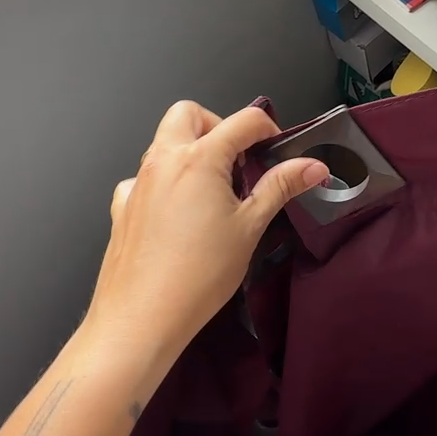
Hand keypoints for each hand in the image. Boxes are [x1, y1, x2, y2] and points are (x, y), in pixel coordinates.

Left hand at [81, 101, 327, 363]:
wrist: (139, 322)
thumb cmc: (199, 274)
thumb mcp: (251, 226)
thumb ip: (281, 186)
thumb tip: (315, 166)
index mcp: (199, 158)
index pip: (244, 120)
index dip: (268, 130)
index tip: (277, 153)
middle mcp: (164, 161)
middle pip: (189, 113)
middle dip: (217, 125)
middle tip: (238, 159)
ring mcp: (137, 183)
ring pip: (164, 142)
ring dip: (192, 150)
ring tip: (214, 189)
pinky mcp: (121, 209)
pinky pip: (144, 177)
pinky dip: (165, 181)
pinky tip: (179, 212)